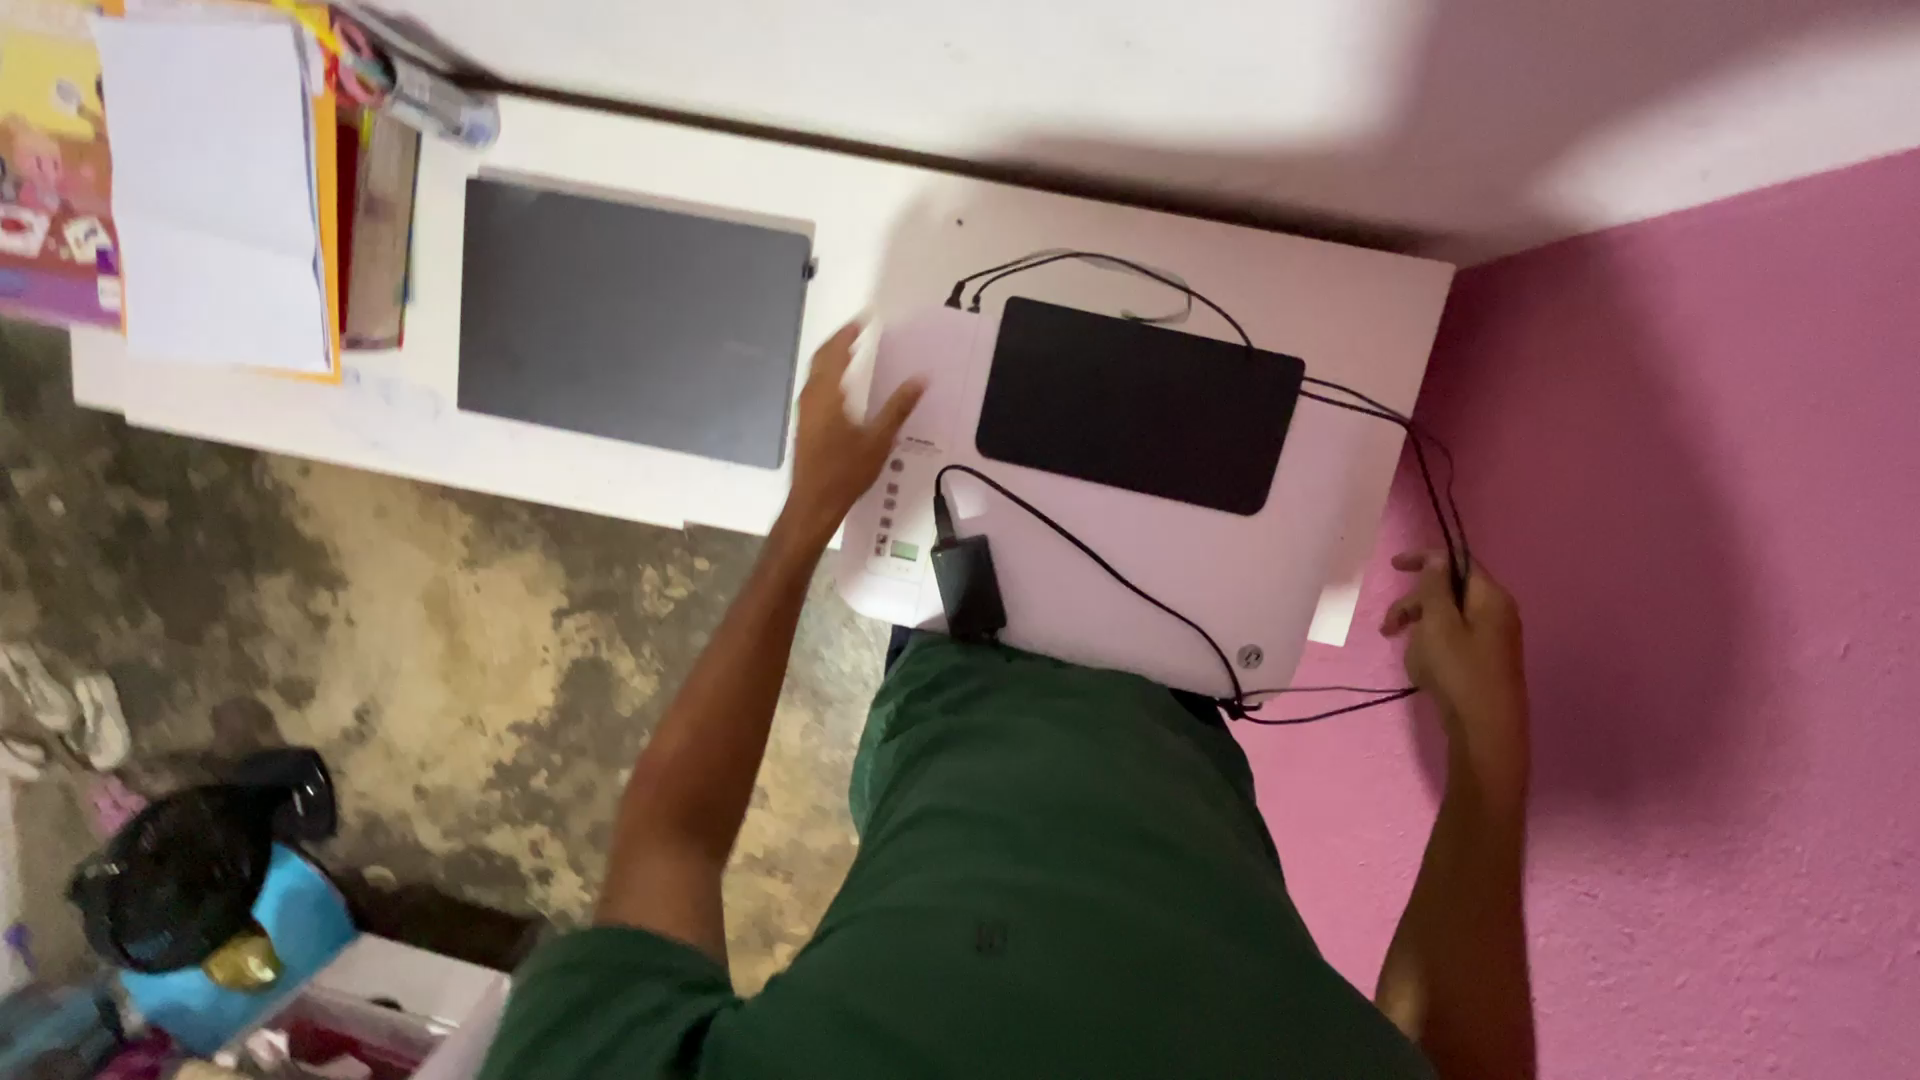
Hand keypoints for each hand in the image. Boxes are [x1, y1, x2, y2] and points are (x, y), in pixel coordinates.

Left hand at [779, 320, 924, 545]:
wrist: (814, 503)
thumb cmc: (846, 472)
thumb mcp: (879, 440)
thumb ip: (899, 407)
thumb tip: (921, 379)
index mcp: (828, 394)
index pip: (836, 352)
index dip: (850, 332)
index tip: (865, 318)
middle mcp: (811, 396)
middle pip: (821, 358)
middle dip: (839, 341)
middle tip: (858, 330)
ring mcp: (805, 411)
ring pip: (816, 373)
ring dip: (832, 358)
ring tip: (852, 350)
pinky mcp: (804, 424)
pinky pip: (815, 387)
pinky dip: (828, 375)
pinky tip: (842, 385)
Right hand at [1382, 551, 1529, 800]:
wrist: (1485, 728)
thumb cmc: (1458, 671)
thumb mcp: (1438, 624)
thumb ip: (1435, 588)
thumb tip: (1437, 560)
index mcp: (1490, 597)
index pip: (1458, 562)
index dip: (1425, 559)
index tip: (1393, 566)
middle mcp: (1497, 611)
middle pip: (1450, 590)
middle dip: (1415, 601)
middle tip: (1389, 625)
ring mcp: (1493, 636)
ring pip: (1448, 614)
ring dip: (1419, 623)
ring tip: (1401, 648)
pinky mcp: (1485, 657)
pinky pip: (1454, 634)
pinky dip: (1431, 639)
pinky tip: (1421, 661)